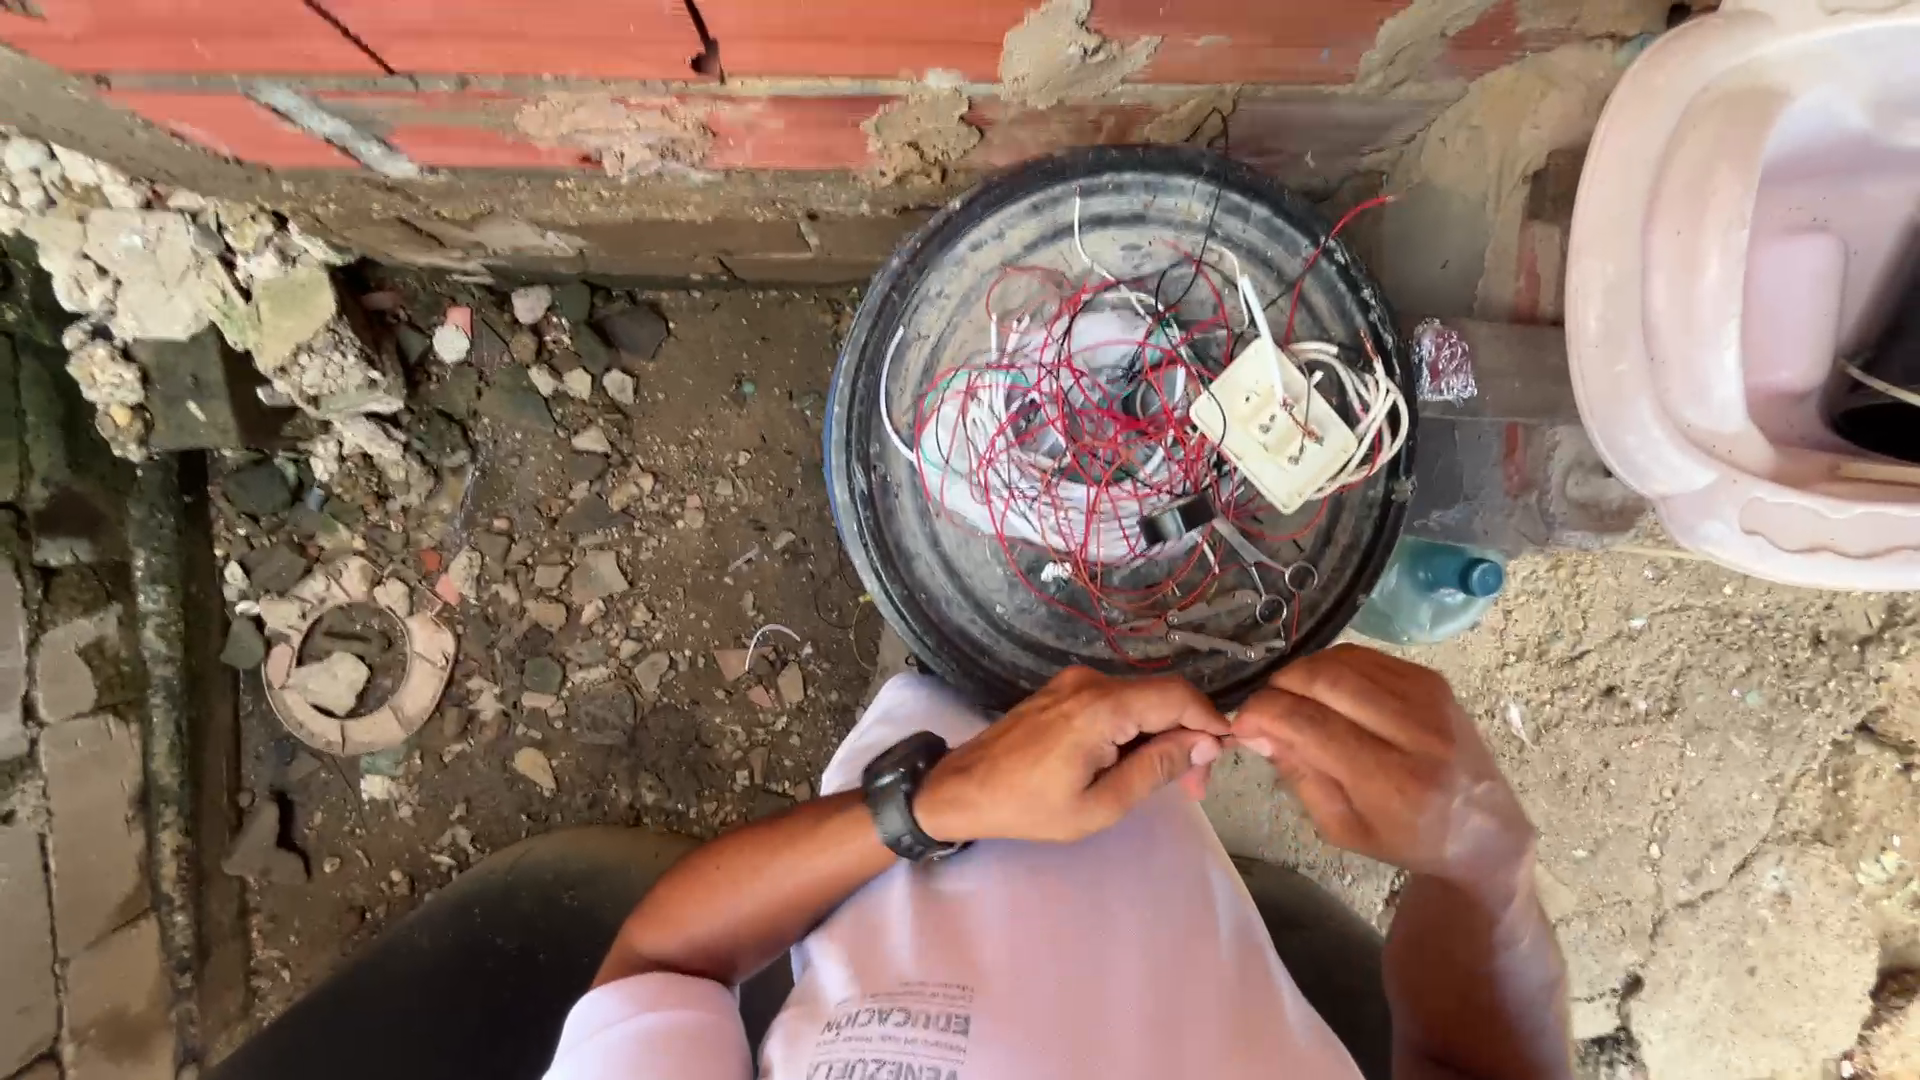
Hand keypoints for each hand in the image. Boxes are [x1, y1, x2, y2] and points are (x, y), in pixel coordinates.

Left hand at [914, 667, 1228, 843]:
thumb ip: (1156, 768)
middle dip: (1187, 734)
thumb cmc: (1029, 806)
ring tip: (1163, 778)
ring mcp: (1074, 682)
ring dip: (1161, 732)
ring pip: (1140, 698)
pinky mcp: (1064, 690)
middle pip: (1161, 695)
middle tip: (1194, 785)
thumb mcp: (1101, 803)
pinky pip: (1115, 700)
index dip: (1210, 720)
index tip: (1225, 757)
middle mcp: (1091, 681)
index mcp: (1102, 706)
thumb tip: (1205, 743)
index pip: (1177, 695)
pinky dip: (1134, 726)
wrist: (963, 787)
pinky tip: (1131, 760)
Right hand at [1232, 644, 1534, 887]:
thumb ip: (1296, 773)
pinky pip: (1361, 656)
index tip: (1242, 723)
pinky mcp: (1432, 681)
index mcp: (1393, 783)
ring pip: (1340, 660)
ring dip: (1300, 674)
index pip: (1310, 724)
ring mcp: (1429, 700)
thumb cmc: (1406, 839)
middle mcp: (1417, 734)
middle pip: (1323, 681)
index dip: (1263, 713)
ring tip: (1291, 699)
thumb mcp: (1340, 826)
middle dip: (1278, 687)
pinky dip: (1329, 666)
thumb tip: (1254, 727)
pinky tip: (1323, 690)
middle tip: (1264, 708)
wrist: (1485, 832)